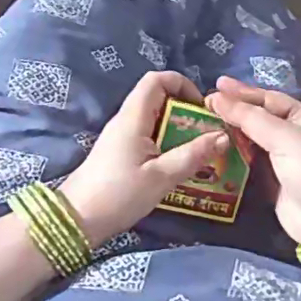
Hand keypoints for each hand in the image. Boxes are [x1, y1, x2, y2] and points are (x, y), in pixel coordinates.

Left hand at [59, 71, 227, 245]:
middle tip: (207, 133)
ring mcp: (121, 137)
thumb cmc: (118, 195)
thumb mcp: (161, 177)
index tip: (201, 107)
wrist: (77, 221)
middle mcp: (126, 121)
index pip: (156, 80)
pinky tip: (179, 165)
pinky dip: (167, 144)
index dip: (181, 84)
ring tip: (200, 151)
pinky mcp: (120, 154)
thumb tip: (224, 136)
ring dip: (178, 130)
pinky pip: (148, 137)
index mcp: (133, 118)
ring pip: (154, 120)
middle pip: (158, 99)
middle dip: (185, 111)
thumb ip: (193, 155)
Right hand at [204, 77, 300, 243]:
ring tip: (202, 123)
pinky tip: (212, 147)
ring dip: (229, 131)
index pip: (268, 98)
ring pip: (249, 138)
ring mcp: (280, 158)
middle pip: (258, 117)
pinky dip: (231, 153)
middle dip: (233, 110)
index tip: (215, 87)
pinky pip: (246, 160)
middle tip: (203, 105)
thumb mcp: (284, 137)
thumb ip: (249, 117)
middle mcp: (292, 134)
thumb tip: (216, 98)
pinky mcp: (269, 179)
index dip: (242, 92)